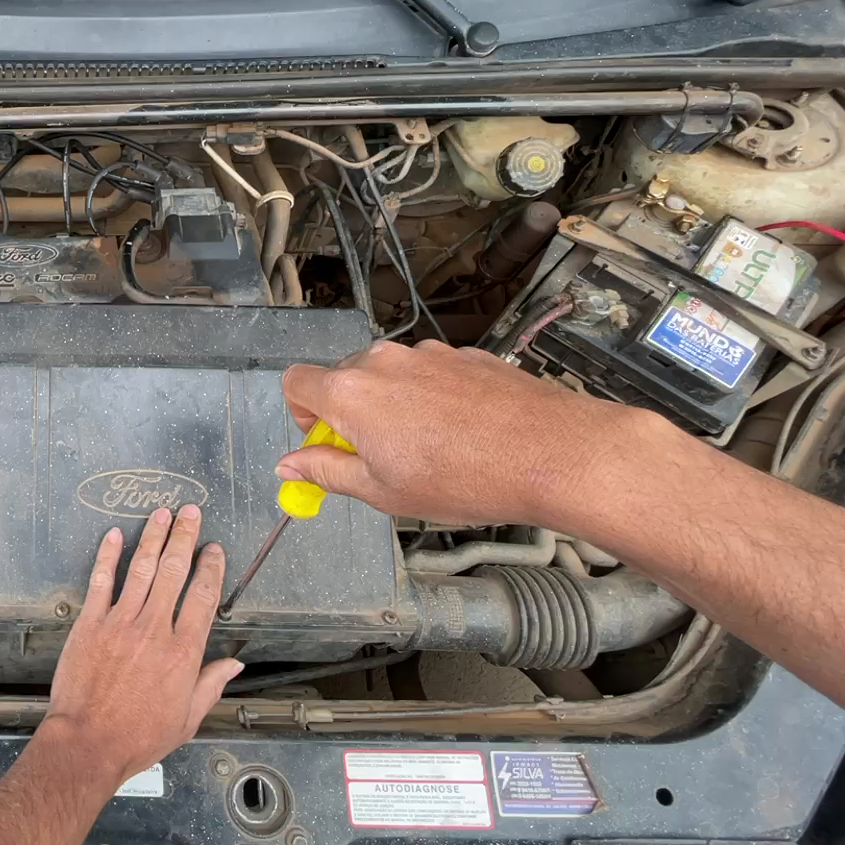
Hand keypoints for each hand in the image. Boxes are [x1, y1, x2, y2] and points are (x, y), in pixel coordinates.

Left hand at [41, 505, 242, 789]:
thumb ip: (210, 685)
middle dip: (184, 536)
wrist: (88, 742)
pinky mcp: (91, 622)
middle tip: (190, 512)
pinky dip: (108, 556)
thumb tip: (234, 664)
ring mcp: (120, 621)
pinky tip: (114, 535)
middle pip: (174, 571)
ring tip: (161, 513)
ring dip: (152, 537)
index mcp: (182, 652)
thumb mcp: (187, 719)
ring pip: (141, 568)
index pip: (203, 596)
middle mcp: (154, 629)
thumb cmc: (138, 736)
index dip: (210, 568)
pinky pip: (102, 581)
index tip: (213, 550)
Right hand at [275, 340, 668, 527]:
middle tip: (379, 454)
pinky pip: (427, 372)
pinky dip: (430, 396)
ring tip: (431, 446)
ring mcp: (424, 353)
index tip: (327, 440)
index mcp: (349, 393)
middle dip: (348, 412)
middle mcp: (380, 361)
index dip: (301, 413)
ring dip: (390, 404)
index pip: (294, 383)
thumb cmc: (465, 479)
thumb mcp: (381, 491)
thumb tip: (287, 467)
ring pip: (386, 375)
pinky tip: (462, 431)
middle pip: (340, 378)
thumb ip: (325, 472)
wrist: (557, 454)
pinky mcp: (462, 353)